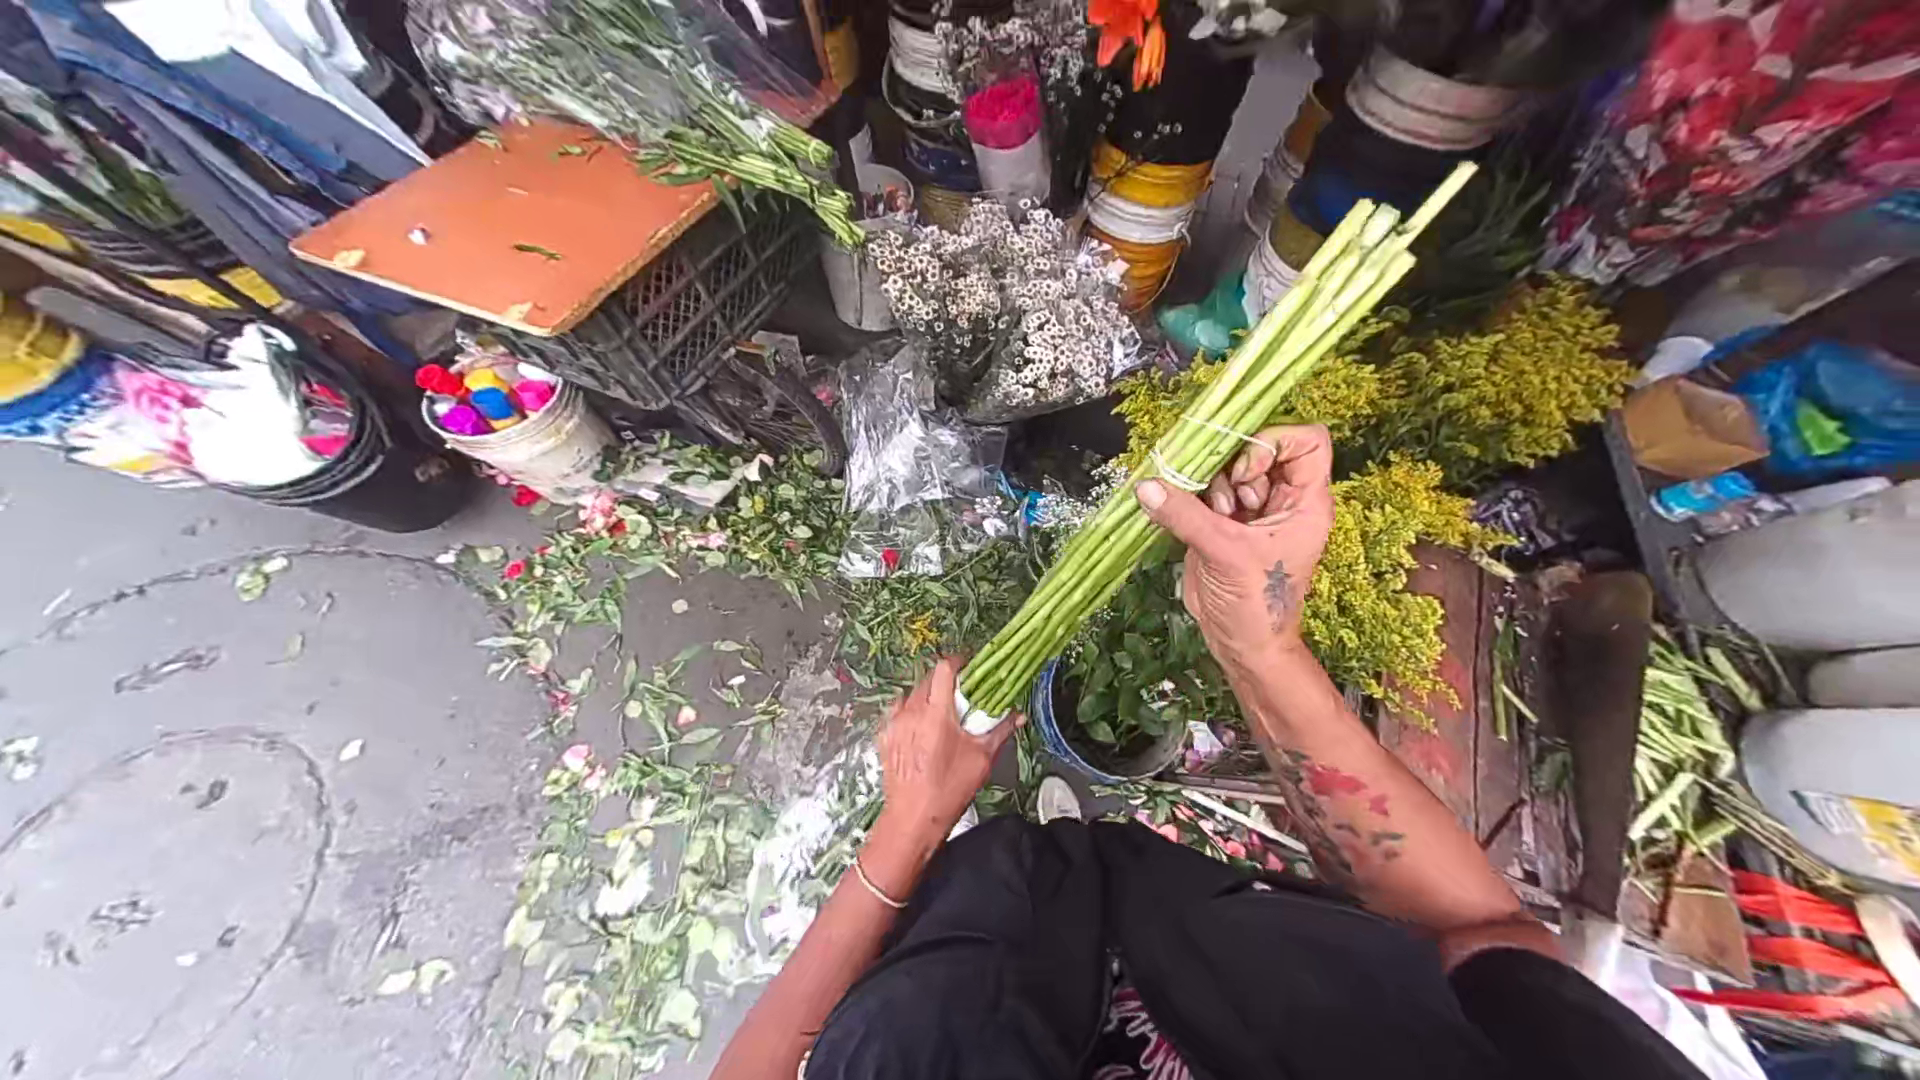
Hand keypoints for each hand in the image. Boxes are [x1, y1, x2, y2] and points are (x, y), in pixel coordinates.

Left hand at [876, 657, 1018, 844]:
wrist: (913, 819)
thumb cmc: (949, 790)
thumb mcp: (981, 759)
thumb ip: (1000, 731)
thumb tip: (1017, 716)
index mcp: (936, 714)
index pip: (943, 670)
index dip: (957, 663)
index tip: (968, 667)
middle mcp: (912, 713)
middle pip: (927, 679)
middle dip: (944, 680)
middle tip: (960, 692)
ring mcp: (895, 724)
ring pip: (911, 694)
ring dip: (926, 695)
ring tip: (940, 710)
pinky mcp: (885, 736)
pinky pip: (897, 711)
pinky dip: (910, 711)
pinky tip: (921, 726)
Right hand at [1133, 424, 1334, 664]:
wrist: (1240, 643)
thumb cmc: (1257, 603)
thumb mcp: (1226, 554)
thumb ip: (1186, 516)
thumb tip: (1147, 487)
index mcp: (1305, 502)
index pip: (1307, 443)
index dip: (1273, 443)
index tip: (1244, 471)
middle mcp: (1280, 500)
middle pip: (1257, 452)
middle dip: (1231, 470)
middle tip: (1219, 502)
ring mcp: (1248, 511)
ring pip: (1225, 471)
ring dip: (1206, 487)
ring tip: (1206, 518)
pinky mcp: (1220, 524)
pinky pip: (1202, 493)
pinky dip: (1188, 498)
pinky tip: (1182, 513)